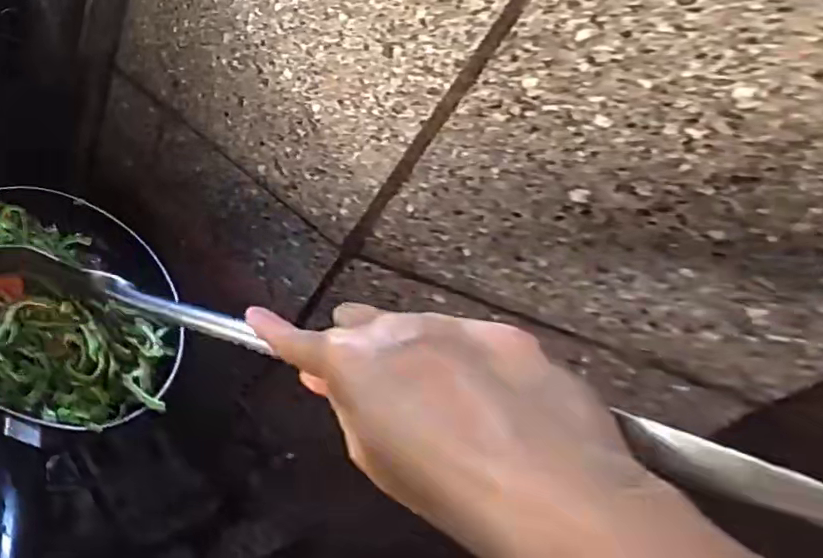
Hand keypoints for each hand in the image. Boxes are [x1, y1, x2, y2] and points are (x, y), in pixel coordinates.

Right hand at [246, 304, 752, 557]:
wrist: (567, 505)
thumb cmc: (448, 489)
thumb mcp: (375, 458)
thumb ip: (348, 409)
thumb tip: (333, 384)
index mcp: (348, 360)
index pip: (294, 339)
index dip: (271, 330)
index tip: (255, 316)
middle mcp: (389, 329)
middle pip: (358, 322)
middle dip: (364, 347)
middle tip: (389, 386)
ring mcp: (450, 325)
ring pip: (416, 326)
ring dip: (420, 352)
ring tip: (463, 403)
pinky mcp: (507, 334)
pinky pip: (477, 342)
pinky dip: (479, 364)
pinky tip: (509, 404)